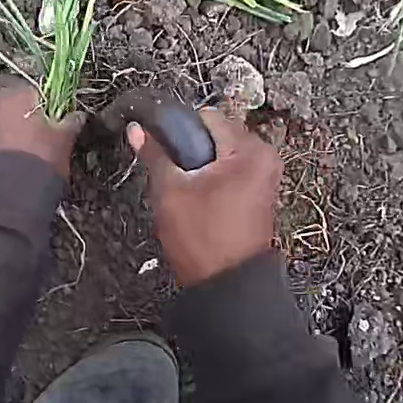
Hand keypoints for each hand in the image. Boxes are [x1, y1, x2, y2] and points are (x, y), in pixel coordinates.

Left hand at [0, 80, 84, 178]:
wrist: (10, 196)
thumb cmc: (41, 158)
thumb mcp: (64, 139)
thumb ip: (71, 122)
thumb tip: (78, 115)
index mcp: (16, 93)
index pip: (36, 90)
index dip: (48, 104)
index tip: (57, 118)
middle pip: (14, 102)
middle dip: (26, 113)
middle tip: (43, 132)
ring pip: (2, 119)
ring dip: (13, 127)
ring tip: (29, 147)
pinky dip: (3, 141)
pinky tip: (17, 156)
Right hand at [128, 109, 280, 285]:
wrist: (228, 284)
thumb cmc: (203, 240)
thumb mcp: (170, 191)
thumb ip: (155, 155)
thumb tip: (137, 130)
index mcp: (249, 151)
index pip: (208, 117)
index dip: (179, 129)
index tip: (161, 146)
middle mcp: (265, 158)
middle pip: (217, 134)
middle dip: (192, 149)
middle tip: (174, 174)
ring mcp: (265, 176)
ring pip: (222, 153)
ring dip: (201, 164)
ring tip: (185, 189)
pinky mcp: (260, 192)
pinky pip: (232, 170)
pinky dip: (213, 176)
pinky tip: (198, 196)